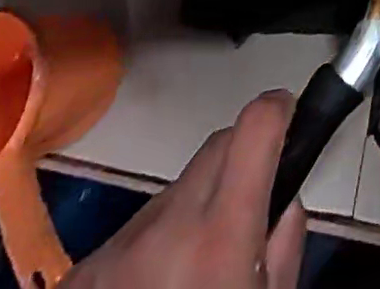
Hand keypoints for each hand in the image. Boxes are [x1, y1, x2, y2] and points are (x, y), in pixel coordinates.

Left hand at [65, 92, 306, 288]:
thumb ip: (284, 248)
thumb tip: (285, 200)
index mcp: (221, 234)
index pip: (255, 127)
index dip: (279, 109)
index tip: (291, 113)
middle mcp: (169, 221)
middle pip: (219, 145)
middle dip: (247, 152)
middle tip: (259, 195)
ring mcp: (122, 240)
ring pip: (180, 187)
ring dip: (203, 202)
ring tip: (204, 264)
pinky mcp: (89, 265)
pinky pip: (142, 226)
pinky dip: (164, 238)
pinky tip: (163, 287)